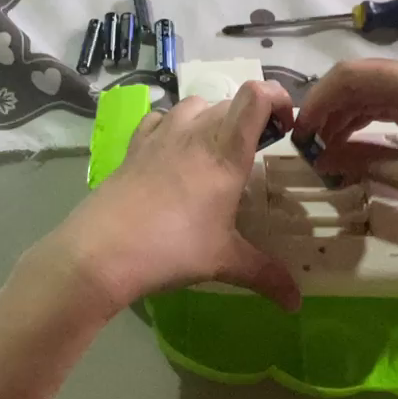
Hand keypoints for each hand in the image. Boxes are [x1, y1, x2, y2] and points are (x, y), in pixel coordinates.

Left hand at [26, 82, 300, 320]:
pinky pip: (160, 118)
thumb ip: (266, 275)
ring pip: (195, 104)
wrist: (101, 251)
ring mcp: (160, 135)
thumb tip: (297, 302)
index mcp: (224, 151)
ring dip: (213, 116)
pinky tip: (174, 150)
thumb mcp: (224, 261)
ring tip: (217, 150)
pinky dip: (175, 124)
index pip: (256, 96)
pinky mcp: (134, 145)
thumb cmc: (171, 249)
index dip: (278, 96)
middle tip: (257, 152)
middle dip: (251, 118)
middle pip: (230, 102)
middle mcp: (194, 132)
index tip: (287, 124)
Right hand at [293, 59, 397, 222]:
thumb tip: (321, 160)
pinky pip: (388, 106)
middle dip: (327, 109)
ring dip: (343, 117)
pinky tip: (349, 146)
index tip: (299, 132)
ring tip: (323, 150)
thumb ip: (364, 163)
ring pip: (370, 93)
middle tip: (306, 144)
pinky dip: (364, 123)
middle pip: (358, 81)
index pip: (352, 76)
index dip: (319, 101)